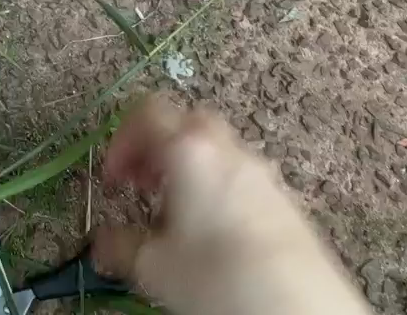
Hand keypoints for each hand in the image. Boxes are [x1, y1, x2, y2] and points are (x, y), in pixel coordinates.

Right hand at [91, 96, 371, 314]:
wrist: (304, 313)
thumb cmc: (219, 276)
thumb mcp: (156, 266)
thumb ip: (121, 245)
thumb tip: (102, 244)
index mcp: (188, 147)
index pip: (145, 113)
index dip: (121, 141)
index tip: (114, 179)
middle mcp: (226, 148)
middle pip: (184, 122)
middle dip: (158, 148)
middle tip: (144, 184)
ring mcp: (262, 173)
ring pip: (216, 150)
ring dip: (189, 171)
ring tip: (178, 217)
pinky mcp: (287, 202)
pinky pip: (241, 178)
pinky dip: (219, 190)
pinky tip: (216, 235)